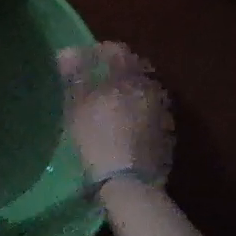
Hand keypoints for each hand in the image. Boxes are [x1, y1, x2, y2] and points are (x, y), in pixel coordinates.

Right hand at [57, 41, 173, 180]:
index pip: (118, 51)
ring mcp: (164, 114)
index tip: (81, 62)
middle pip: (135, 70)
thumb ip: (74, 75)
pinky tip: (123, 127)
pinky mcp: (168, 136)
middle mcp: (152, 90)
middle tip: (94, 83)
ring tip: (108, 107)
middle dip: (115, 72)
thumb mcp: (77, 104)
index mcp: (131, 77)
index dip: (98, 52)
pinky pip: (151, 113)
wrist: (130, 184)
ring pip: (145, 92)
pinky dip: (137, 113)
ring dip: (128, 93)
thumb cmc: (98, 138)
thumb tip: (67, 53)